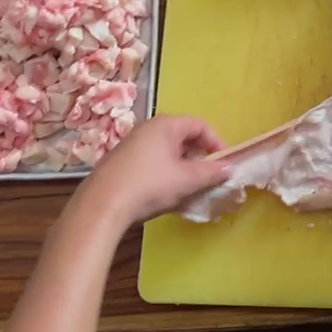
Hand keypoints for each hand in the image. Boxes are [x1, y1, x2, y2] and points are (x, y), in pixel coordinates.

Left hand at [74, 115, 229, 228]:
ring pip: (167, 152)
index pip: (200, 125)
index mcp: (166, 124)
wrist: (101, 206)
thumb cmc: (149, 185)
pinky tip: (165, 195)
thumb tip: (230, 168)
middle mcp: (148, 128)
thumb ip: (211, 173)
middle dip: (199, 158)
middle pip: (183, 137)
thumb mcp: (186, 180)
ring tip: (188, 190)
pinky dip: (165, 174)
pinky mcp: (122, 163)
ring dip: (183, 168)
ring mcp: (132, 145)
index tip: (224, 164)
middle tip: (207, 178)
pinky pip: (153, 162)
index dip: (216, 143)